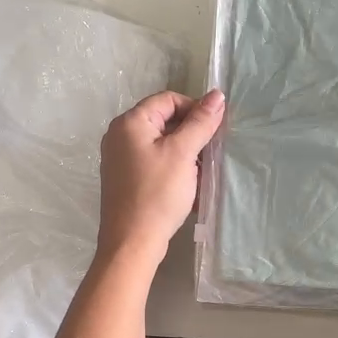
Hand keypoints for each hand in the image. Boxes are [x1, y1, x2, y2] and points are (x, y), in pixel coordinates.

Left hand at [96, 89, 224, 267]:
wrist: (132, 242)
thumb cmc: (158, 194)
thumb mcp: (183, 154)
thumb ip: (200, 122)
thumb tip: (217, 95)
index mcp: (130, 122)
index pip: (169, 99)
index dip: (195, 109)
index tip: (215, 131)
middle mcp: (120, 135)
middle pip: (164, 121)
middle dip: (191, 135)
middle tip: (211, 154)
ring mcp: (120, 158)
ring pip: (162, 144)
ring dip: (186, 155)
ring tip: (201, 174)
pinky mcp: (126, 179)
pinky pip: (155, 163)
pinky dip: (174, 169)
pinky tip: (188, 187)